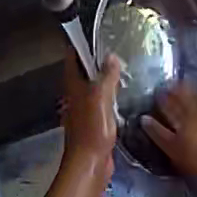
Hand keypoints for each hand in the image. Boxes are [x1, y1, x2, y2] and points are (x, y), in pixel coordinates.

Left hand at [61, 53, 122, 168]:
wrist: (90, 163)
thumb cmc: (92, 128)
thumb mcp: (100, 97)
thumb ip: (106, 76)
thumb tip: (111, 56)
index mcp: (73, 85)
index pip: (72, 57)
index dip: (81, 44)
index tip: (96, 33)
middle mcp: (76, 94)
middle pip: (83, 71)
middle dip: (96, 60)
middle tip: (117, 48)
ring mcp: (84, 109)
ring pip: (93, 87)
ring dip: (105, 78)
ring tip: (124, 67)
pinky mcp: (94, 122)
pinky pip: (102, 102)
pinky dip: (111, 95)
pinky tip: (124, 94)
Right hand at [141, 85, 196, 180]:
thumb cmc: (195, 159)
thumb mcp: (172, 148)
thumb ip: (158, 133)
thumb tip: (143, 118)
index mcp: (182, 119)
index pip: (169, 106)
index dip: (162, 99)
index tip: (156, 91)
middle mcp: (195, 115)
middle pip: (185, 100)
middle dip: (177, 91)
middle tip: (172, 83)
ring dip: (191, 92)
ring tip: (186, 85)